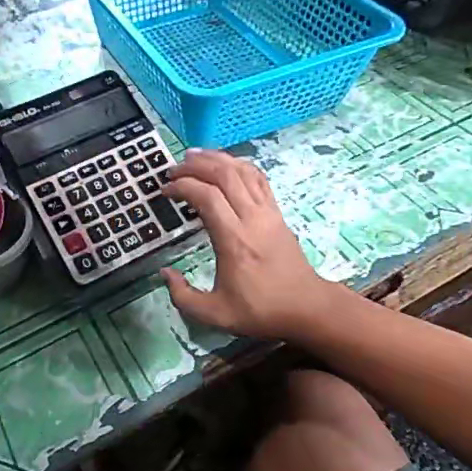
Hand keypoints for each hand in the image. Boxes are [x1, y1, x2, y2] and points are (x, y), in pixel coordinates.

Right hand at [161, 149, 345, 341]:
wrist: (306, 307)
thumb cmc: (260, 311)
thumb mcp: (215, 314)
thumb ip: (183, 296)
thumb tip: (165, 273)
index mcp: (234, 240)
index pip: (207, 196)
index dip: (182, 186)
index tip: (165, 191)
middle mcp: (252, 218)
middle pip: (224, 175)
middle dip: (195, 166)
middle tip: (173, 169)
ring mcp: (268, 213)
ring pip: (243, 171)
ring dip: (217, 159)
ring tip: (195, 156)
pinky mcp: (277, 213)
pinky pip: (258, 179)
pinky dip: (239, 166)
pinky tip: (225, 165)